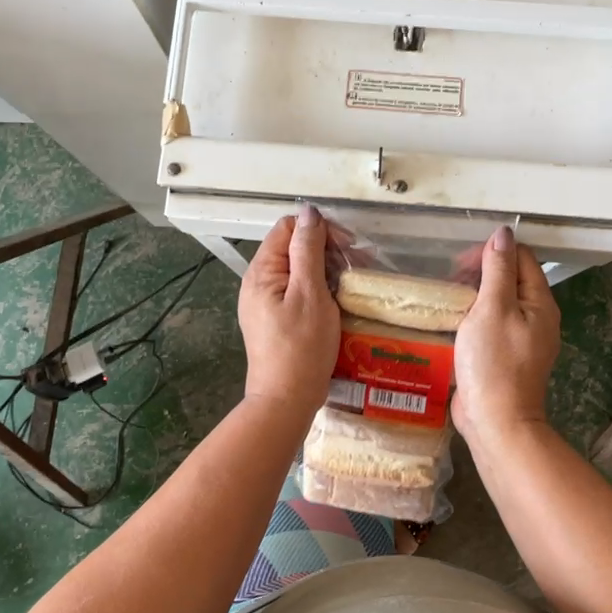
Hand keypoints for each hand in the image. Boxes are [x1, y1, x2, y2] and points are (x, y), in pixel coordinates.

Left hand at [237, 205, 339, 414]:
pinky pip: (296, 291)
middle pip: (292, 247)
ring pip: (296, 270)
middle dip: (324, 250)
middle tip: (354, 267)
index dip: (318, 230)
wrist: (286, 400)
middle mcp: (257, 282)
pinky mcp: (274, 318)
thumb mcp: (310, 293)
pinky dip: (317, 289)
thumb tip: (308, 212)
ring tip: (348, 284)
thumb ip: (308, 250)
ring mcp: (264, 302)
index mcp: (261, 271)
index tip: (347, 248)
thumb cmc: (301, 347)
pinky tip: (335, 301)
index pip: (288, 228)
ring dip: (323, 270)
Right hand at [452, 226, 560, 447]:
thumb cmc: (493, 362)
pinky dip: (473, 317)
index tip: (462, 262)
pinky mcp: (505, 356)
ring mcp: (522, 339)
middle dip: (482, 272)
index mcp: (540, 303)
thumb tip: (503, 234)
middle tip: (451, 279)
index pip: (521, 259)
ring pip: (499, 302)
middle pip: (511, 279)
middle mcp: (537, 318)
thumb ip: (497, 270)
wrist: (495, 421)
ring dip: (474, 295)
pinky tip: (452, 321)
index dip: (493, 252)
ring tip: (448, 297)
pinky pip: (491, 325)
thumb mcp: (493, 308)